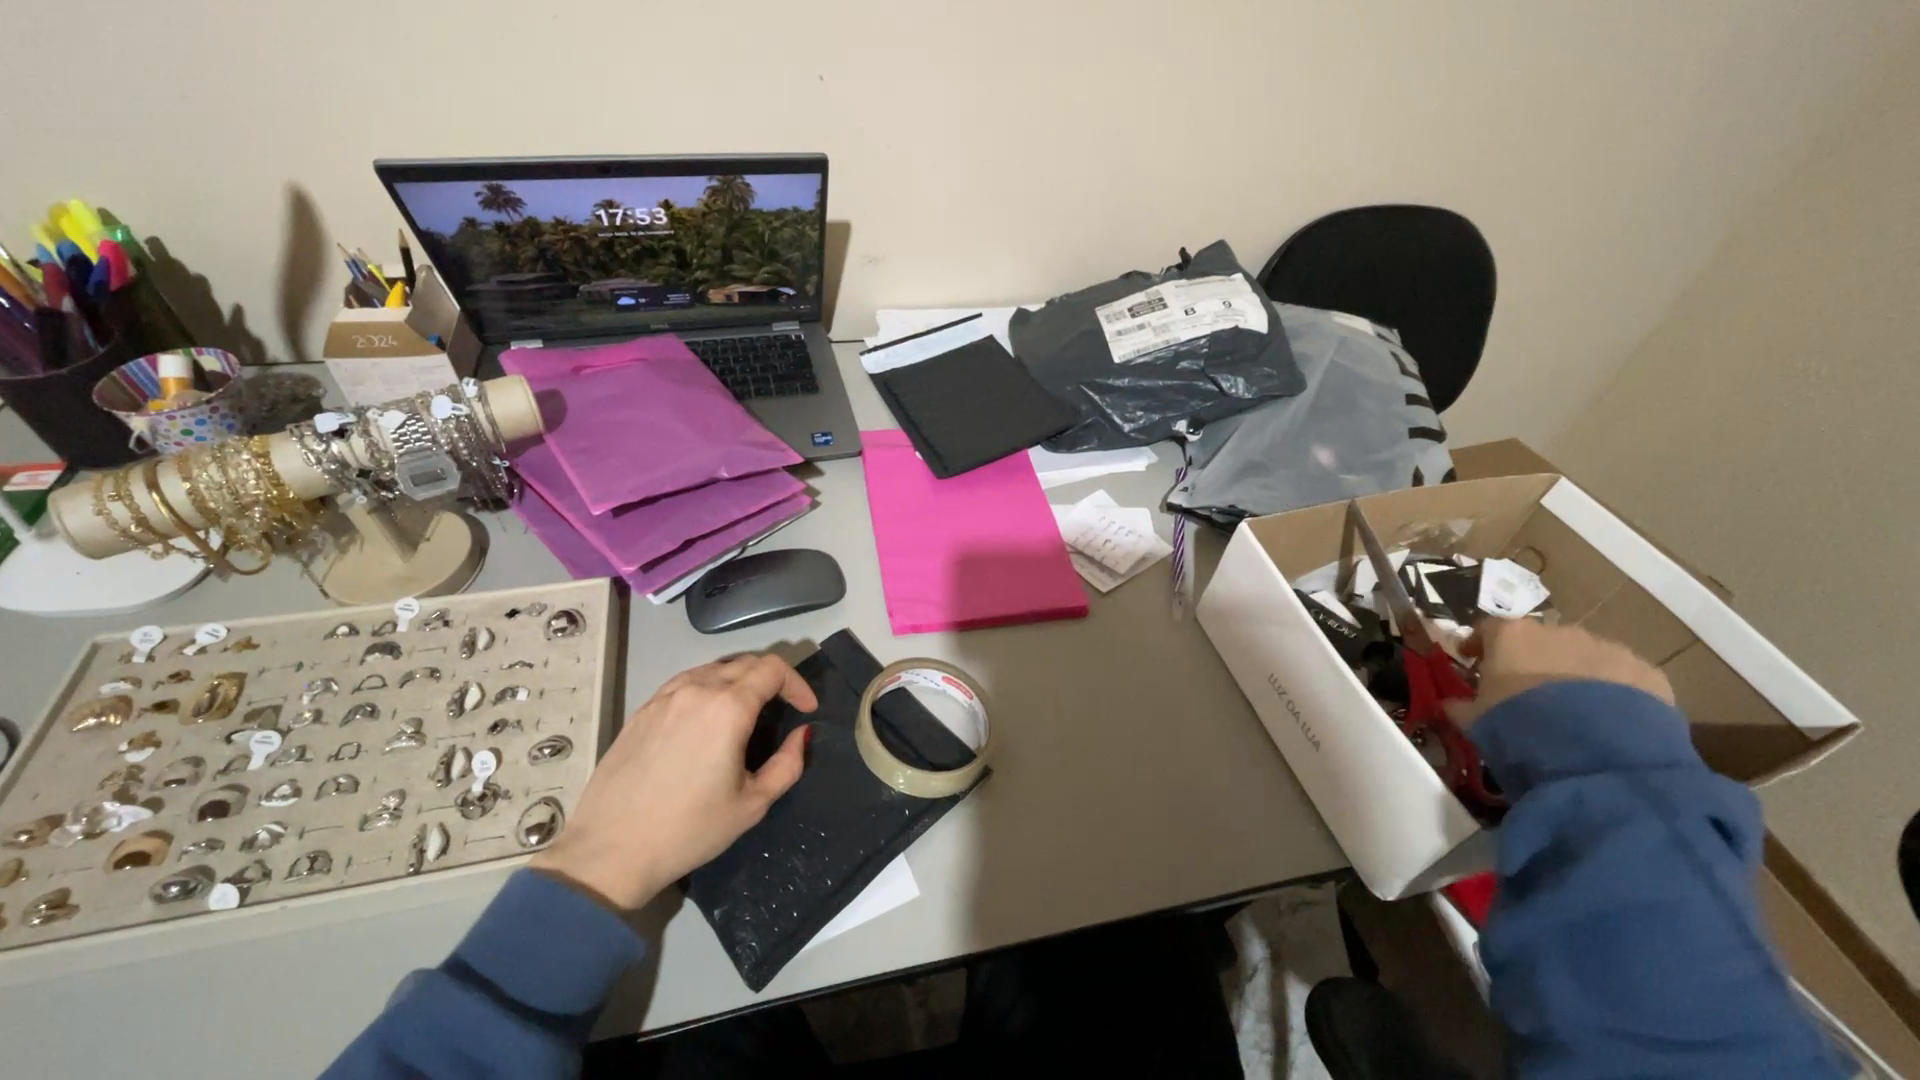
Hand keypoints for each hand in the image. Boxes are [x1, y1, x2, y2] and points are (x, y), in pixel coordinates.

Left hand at [530, 653, 816, 910]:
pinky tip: (707, 718)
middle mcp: (696, 690)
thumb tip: (801, 735)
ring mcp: (663, 697)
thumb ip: (788, 764)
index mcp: (728, 708)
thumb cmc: (690, 829)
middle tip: (783, 708)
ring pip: (712, 669)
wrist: (611, 850)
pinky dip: (708, 688)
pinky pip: (685, 683)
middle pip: (744, 663)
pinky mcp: (641, 711)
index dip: (797, 683)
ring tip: (748, 710)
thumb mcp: (752, 804)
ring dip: (739, 680)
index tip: (807, 709)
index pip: (772, 669)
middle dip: (772, 679)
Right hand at [1444, 618, 1673, 728]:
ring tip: (1571, 709)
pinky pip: (1621, 677)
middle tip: (1524, 690)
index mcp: (1511, 635)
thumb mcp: (1475, 723)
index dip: (1479, 644)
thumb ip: (1459, 707)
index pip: (1487, 628)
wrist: (1597, 756)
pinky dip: (1611, 690)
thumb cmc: (1518, 728)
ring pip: (1583, 655)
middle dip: (1530, 659)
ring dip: (1572, 673)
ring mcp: (1607, 647)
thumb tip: (1449, 703)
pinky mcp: (1646, 672)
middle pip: (1539, 639)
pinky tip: (1608, 719)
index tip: (1473, 660)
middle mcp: (1558, 631)